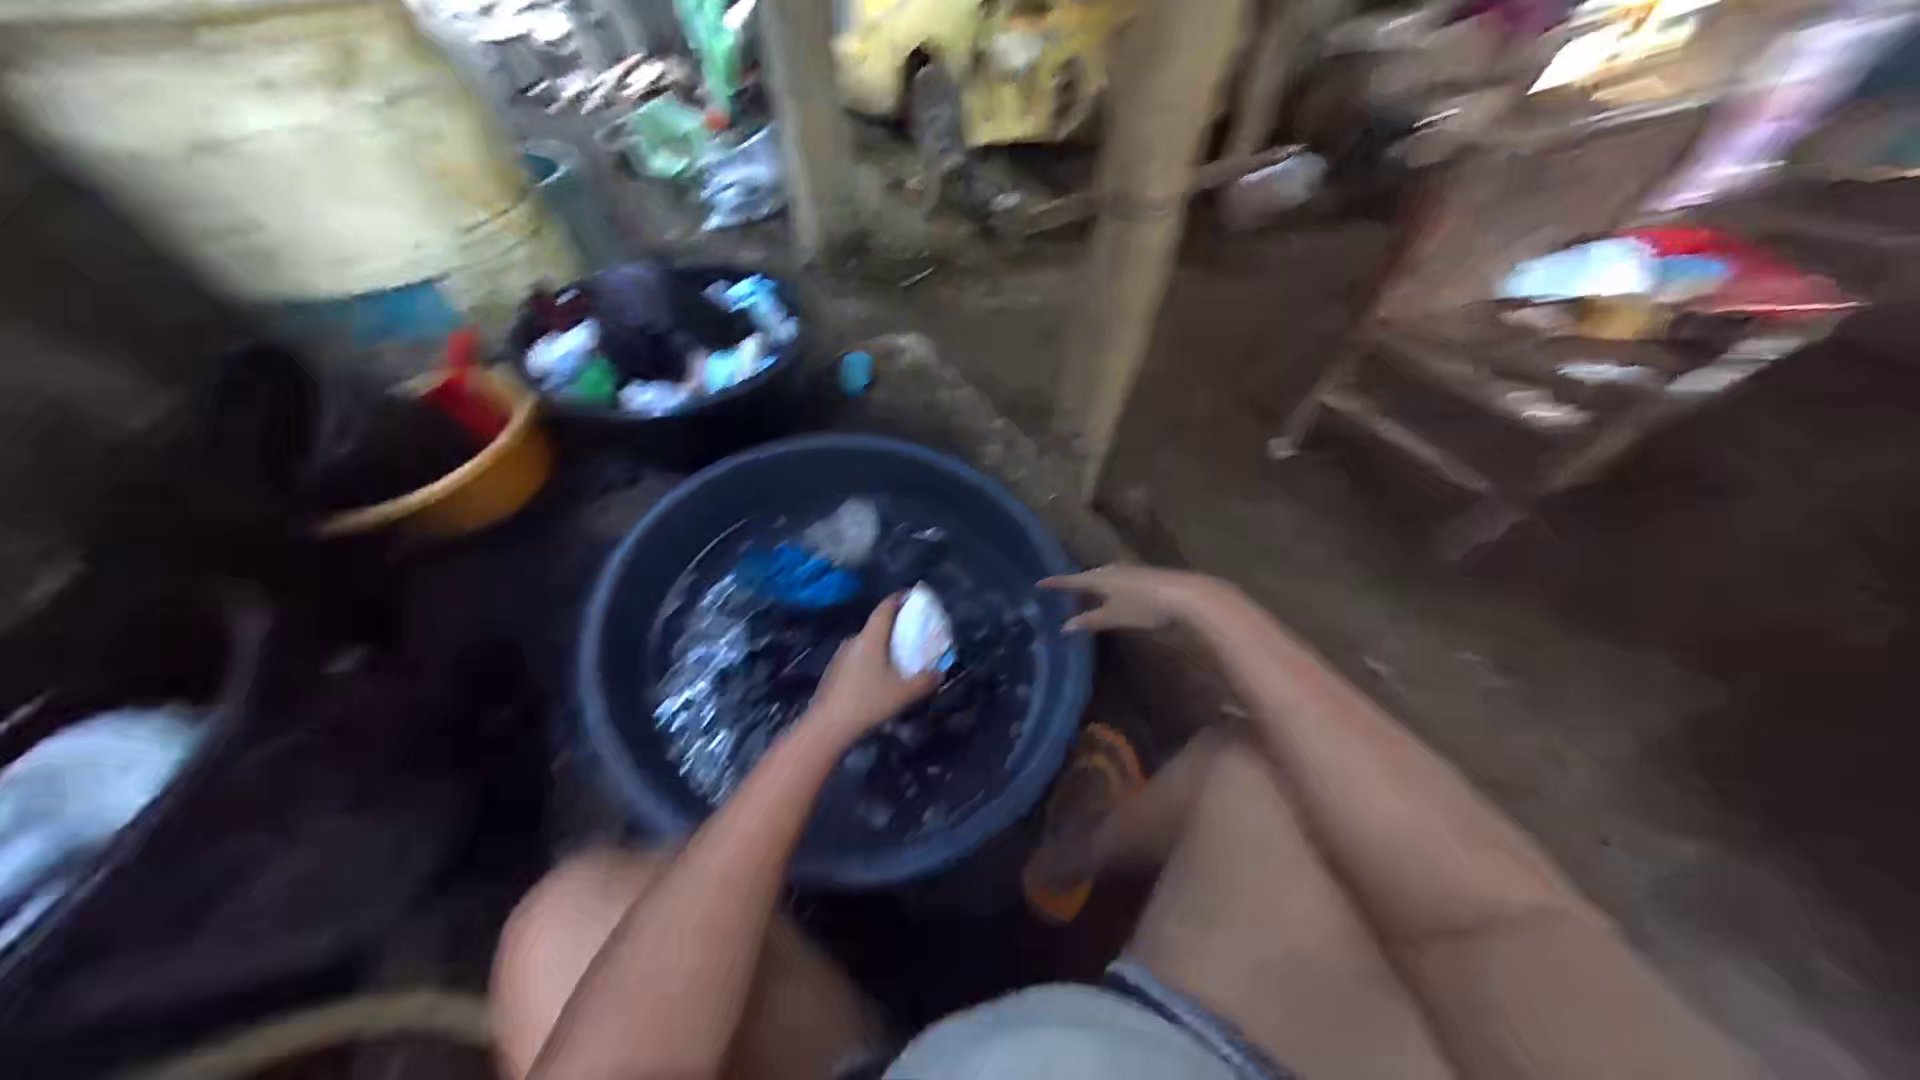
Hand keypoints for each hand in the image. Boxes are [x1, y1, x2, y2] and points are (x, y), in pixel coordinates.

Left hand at [806, 593, 939, 741]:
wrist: (827, 727)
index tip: (910, 596)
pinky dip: (870, 661)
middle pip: (876, 626)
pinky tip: (877, 680)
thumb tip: (940, 673)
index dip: (898, 599)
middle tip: (911, 634)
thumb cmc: (868, 703)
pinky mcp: (833, 672)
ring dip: (881, 647)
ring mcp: (839, 657)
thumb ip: (926, 681)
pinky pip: (857, 658)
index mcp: (870, 638)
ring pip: (865, 644)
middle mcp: (853, 641)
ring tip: (896, 660)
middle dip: (894, 627)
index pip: (885, 608)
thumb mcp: (905, 694)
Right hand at [1040, 565, 1219, 632]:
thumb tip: (1065, 626)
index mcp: (1099, 577)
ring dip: (1091, 587)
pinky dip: (1105, 588)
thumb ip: (1089, 621)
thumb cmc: (1144, 606)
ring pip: (1102, 578)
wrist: (1185, 595)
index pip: (1070, 579)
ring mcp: (1128, 571)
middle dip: (1074, 585)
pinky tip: (1109, 596)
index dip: (1055, 583)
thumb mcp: (1114, 617)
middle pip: (1087, 576)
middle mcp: (1110, 569)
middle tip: (1061, 596)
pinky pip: (1114, 580)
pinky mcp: (1142, 576)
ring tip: (1082, 597)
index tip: (1039, 583)